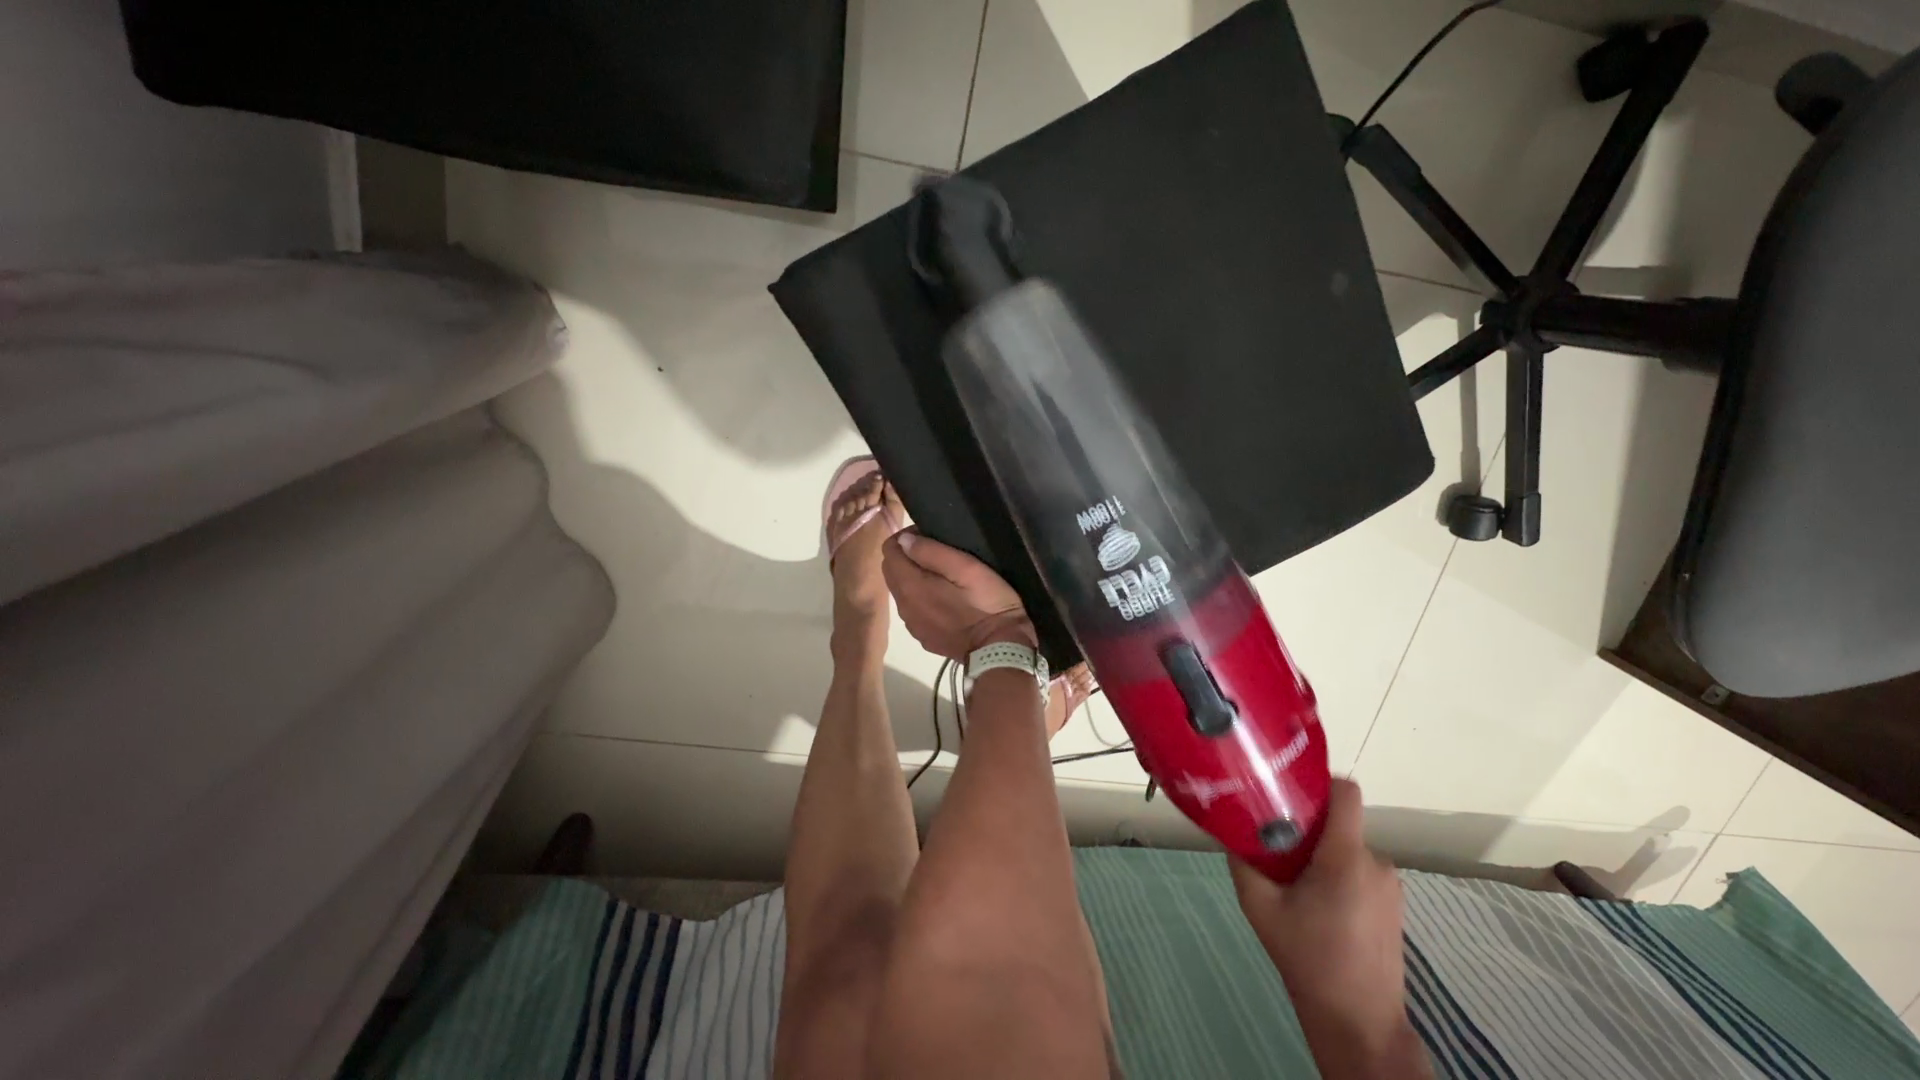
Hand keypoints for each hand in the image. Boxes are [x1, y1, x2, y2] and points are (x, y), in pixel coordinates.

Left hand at [881, 530, 1033, 659]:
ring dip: (913, 579)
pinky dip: (921, 599)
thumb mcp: (966, 568)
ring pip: (901, 591)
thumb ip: (932, 552)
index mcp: (910, 586)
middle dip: (906, 556)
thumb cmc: (987, 602)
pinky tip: (946, 601)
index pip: (889, 550)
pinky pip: (913, 610)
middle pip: (891, 570)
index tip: (930, 536)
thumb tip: (904, 540)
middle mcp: (904, 606)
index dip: (907, 537)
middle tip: (937, 553)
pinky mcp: (924, 637)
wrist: (1001, 648)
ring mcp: (913, 625)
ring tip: (943, 577)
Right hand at [1230, 780, 1428, 1078]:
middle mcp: (1376, 862)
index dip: (1318, 782)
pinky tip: (1319, 908)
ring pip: (1349, 850)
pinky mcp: (1395, 906)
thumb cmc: (1308, 959)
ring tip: (1295, 886)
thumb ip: (1243, 862)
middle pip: (1339, 823)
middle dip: (1309, 830)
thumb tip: (1228, 829)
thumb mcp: (1259, 908)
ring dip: (1323, 857)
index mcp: (1346, 856)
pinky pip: (1362, 873)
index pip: (1345, 792)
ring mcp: (1391, 885)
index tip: (1287, 793)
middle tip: (1276, 847)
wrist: (1358, 1020)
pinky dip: (1339, 878)